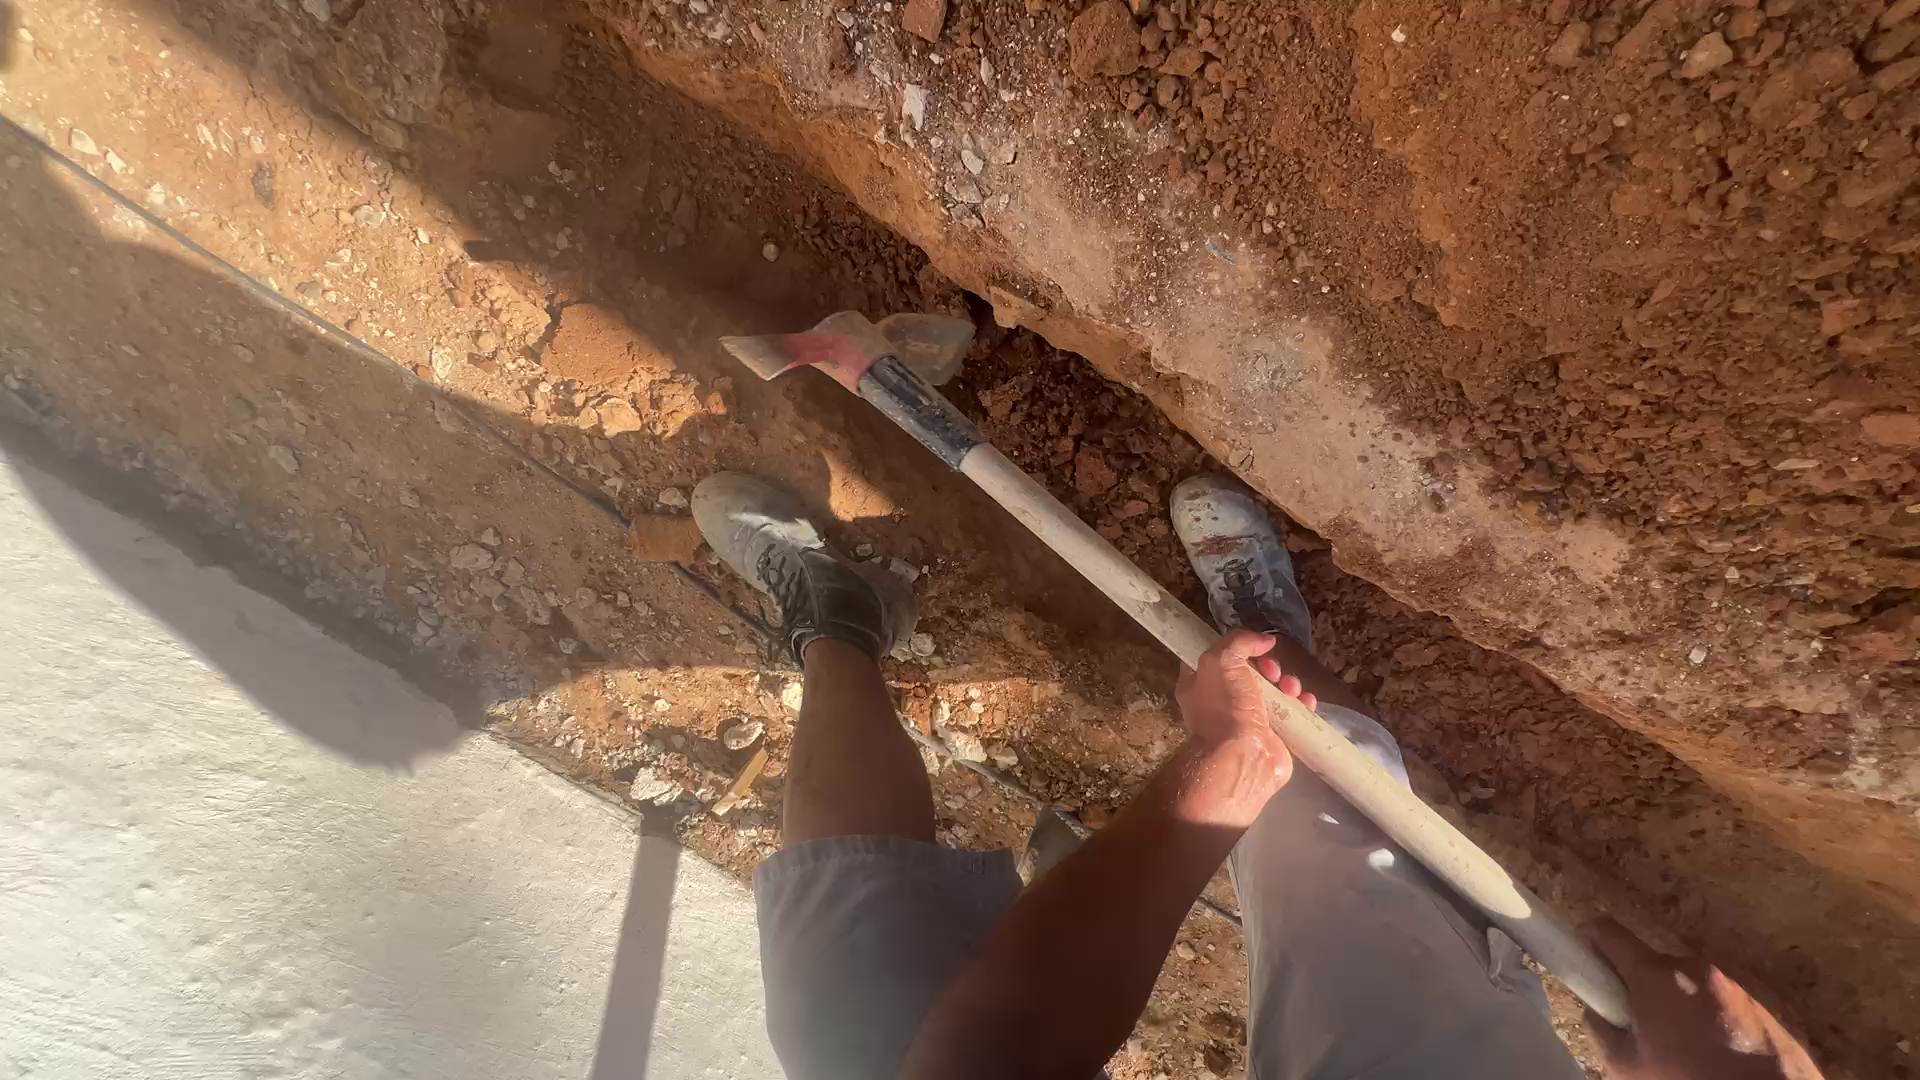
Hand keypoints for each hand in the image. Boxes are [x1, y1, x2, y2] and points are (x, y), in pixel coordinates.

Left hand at [1170, 630, 1308, 826]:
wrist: (1243, 756)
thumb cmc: (1224, 707)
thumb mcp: (1221, 661)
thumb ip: (1238, 642)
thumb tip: (1264, 639)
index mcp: (1198, 684)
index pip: (1215, 657)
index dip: (1235, 648)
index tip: (1253, 645)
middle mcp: (1219, 701)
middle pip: (1249, 672)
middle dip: (1267, 666)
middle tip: (1273, 671)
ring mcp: (1247, 719)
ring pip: (1272, 690)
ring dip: (1287, 683)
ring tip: (1291, 688)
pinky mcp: (1272, 734)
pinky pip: (1289, 712)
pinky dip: (1300, 704)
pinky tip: (1306, 702)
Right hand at [1583, 918, 1822, 1079]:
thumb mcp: (1627, 1064)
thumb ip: (1601, 1028)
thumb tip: (1599, 1012)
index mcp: (1655, 974)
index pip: (1605, 929)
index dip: (1588, 940)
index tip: (1588, 964)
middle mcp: (1694, 970)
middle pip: (1650, 962)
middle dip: (1639, 985)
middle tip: (1641, 1024)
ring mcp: (1736, 990)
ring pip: (1688, 985)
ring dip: (1678, 1004)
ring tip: (1688, 1047)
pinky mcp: (1768, 1014)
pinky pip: (1723, 1006)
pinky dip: (1712, 1022)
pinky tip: (1720, 1057)